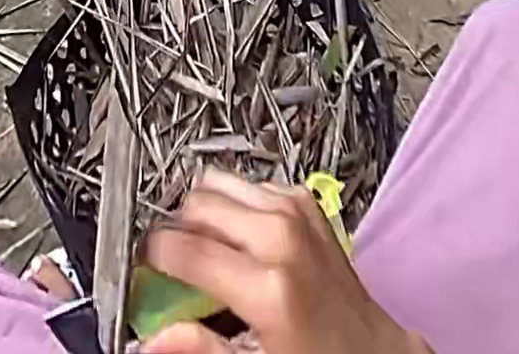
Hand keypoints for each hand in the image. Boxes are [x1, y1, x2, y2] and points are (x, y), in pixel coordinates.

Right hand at [140, 168, 430, 353]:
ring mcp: (293, 210)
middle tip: (176, 258)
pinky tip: (240, 235)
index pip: (187, 249)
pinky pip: (246, 183)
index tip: (142, 260)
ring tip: (206, 242)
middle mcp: (280, 236)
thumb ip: (201, 348)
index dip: (153, 251)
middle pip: (197, 205)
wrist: (376, 350)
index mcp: (269, 289)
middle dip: (178, 227)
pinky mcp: (302, 197)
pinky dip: (233, 203)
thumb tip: (149, 341)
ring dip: (203, 209)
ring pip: (217, 182)